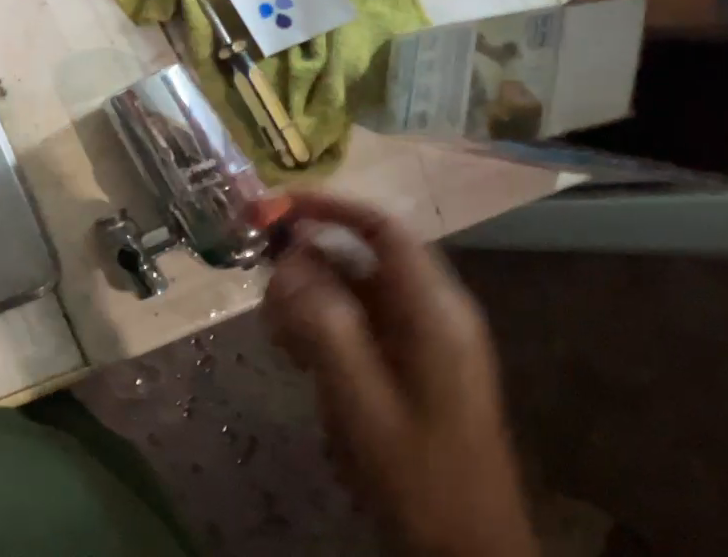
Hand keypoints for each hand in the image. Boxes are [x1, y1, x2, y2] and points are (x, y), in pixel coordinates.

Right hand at [263, 193, 535, 556]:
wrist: (464, 547)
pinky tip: (296, 356)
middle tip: (263, 294)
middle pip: (355, 255)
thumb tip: (288, 261)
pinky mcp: (403, 360)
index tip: (269, 209)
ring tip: (281, 340)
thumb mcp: (361, 400)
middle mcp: (429, 313)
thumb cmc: (417, 472)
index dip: (327, 206)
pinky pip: (350, 318)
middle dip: (301, 263)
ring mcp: (417, 337)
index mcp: (434, 313)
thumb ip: (324, 325)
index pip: (382, 229)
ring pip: (345, 286)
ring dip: (302, 298)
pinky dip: (314, 322)